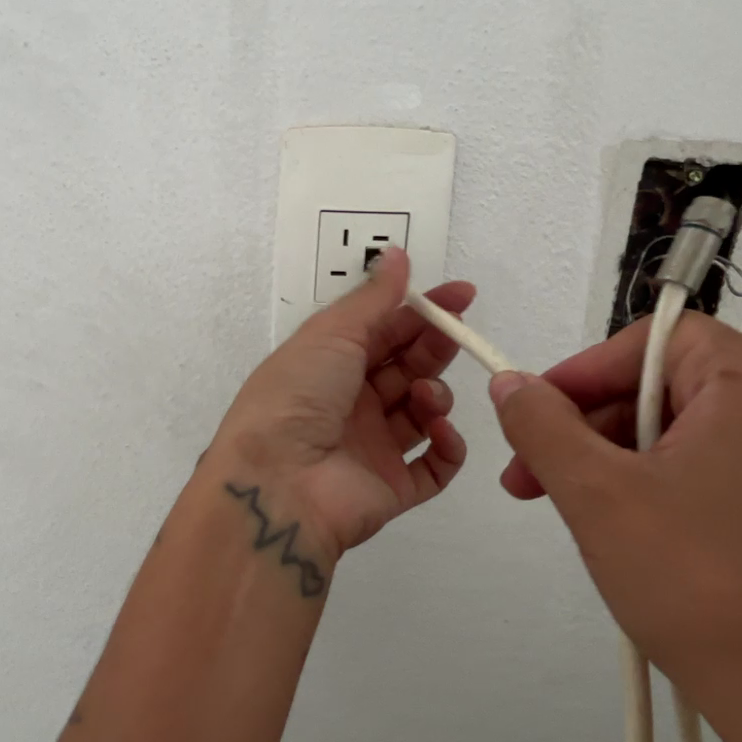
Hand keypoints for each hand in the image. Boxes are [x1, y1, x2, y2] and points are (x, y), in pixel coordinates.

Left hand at [209, 248, 472, 555]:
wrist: (278, 484)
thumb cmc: (297, 397)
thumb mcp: (330, 334)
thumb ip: (372, 298)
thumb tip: (397, 253)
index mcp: (328, 365)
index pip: (384, 331)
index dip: (421, 311)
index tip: (463, 295)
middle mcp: (350, 403)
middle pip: (406, 368)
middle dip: (433, 348)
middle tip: (457, 334)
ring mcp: (372, 447)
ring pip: (422, 413)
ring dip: (435, 395)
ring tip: (425, 396)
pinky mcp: (392, 487)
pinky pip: (435, 466)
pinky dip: (447, 447)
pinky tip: (440, 431)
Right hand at [488, 312, 741, 741]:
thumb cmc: (701, 584)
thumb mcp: (598, 496)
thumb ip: (542, 427)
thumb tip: (509, 384)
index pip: (650, 340)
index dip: (580, 373)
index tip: (531, 420)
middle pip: (665, 386)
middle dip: (587, 427)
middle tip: (532, 480)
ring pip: (686, 435)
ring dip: (616, 463)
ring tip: (574, 517)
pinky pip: (717, 475)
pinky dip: (661, 491)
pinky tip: (631, 540)